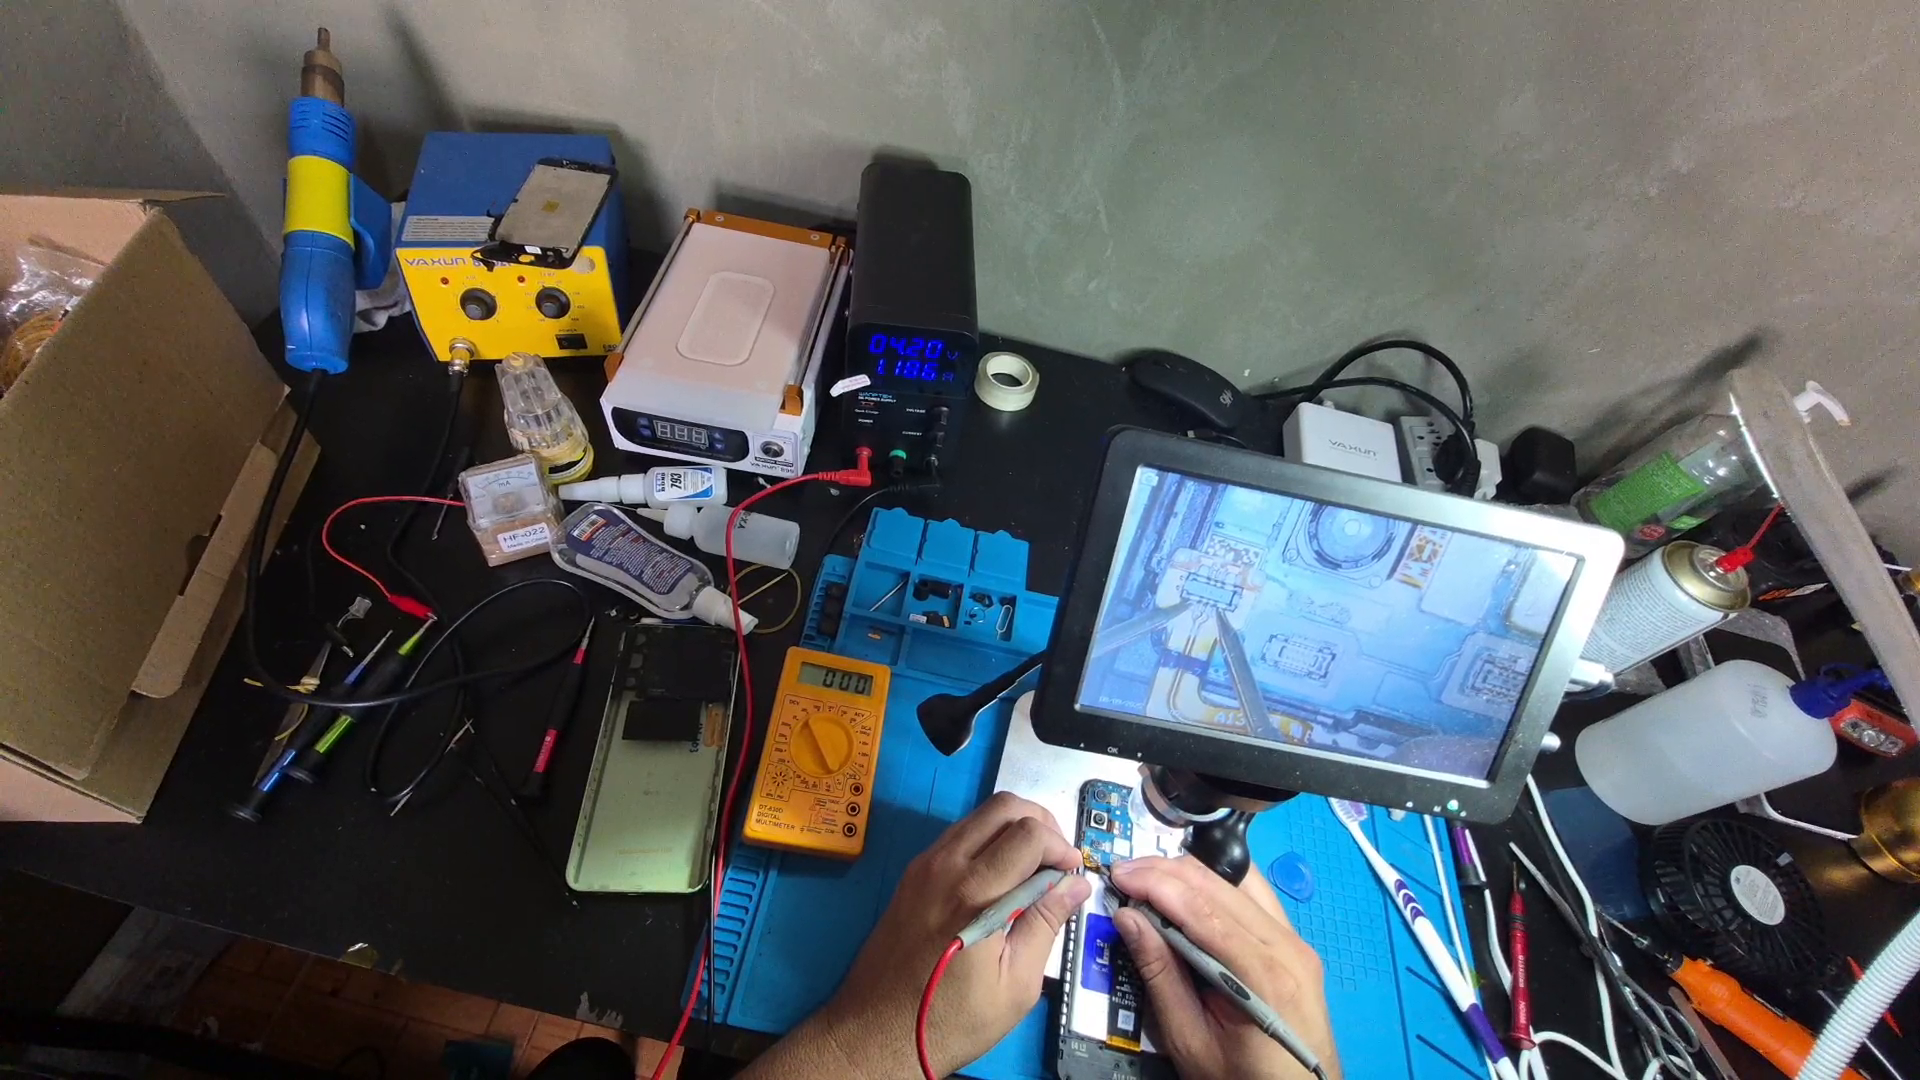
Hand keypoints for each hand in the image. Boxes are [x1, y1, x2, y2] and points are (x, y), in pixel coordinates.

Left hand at [811, 792, 1091, 1077]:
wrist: (876, 1029)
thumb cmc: (952, 1019)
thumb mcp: (1015, 985)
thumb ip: (1045, 923)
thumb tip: (1076, 883)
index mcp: (976, 894)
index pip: (1029, 834)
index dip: (1061, 846)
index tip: (1073, 873)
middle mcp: (949, 864)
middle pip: (1005, 806)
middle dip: (1042, 822)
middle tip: (1057, 859)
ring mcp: (928, 861)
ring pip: (980, 813)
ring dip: (1015, 825)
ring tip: (1034, 864)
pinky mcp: (916, 868)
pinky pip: (960, 831)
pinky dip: (989, 835)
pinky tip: (1001, 871)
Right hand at [1110, 856, 1340, 1079]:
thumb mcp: (1190, 1040)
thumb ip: (1160, 974)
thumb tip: (1126, 916)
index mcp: (1264, 976)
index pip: (1201, 908)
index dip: (1156, 883)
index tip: (1119, 875)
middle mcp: (1287, 947)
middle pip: (1218, 885)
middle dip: (1164, 870)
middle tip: (1124, 872)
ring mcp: (1296, 940)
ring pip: (1236, 878)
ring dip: (1188, 871)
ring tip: (1149, 877)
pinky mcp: (1295, 940)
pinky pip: (1252, 891)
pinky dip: (1215, 880)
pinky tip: (1187, 887)